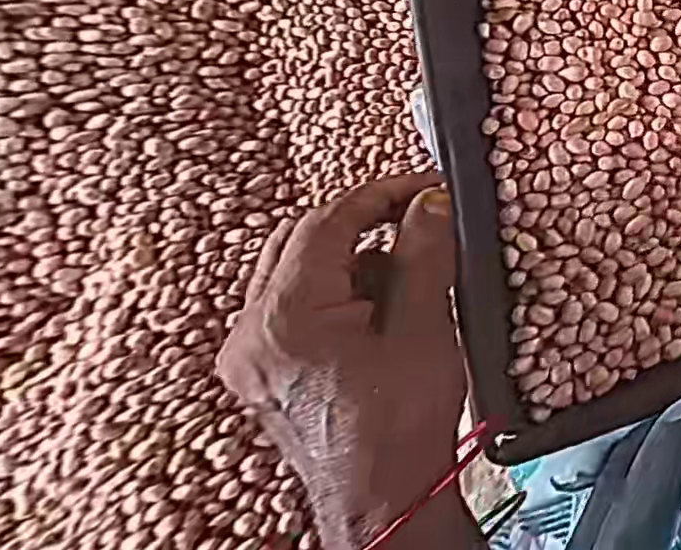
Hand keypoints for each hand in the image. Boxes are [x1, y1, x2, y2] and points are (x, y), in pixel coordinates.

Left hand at [217, 172, 474, 549]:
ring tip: (413, 264)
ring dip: (356, 248)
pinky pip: (298, 296)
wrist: (381, 495)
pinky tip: (387, 298)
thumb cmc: (403, 416)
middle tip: (421, 210)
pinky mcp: (264, 365)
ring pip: (298, 264)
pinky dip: (344, 279)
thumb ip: (422, 253)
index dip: (382, 192)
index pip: (326, 223)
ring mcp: (250, 351)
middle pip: (300, 237)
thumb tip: (430, 200)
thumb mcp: (423, 324)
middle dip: (365, 215)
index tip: (430, 185)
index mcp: (287, 319)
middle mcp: (250, 331)